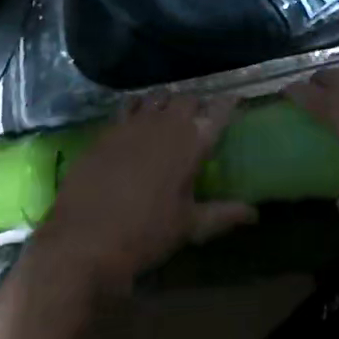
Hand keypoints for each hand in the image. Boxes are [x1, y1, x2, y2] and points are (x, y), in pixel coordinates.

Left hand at [31, 94, 256, 296]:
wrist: (83, 241)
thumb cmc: (145, 234)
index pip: (218, 111)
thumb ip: (223, 213)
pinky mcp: (106, 131)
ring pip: (156, 97)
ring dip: (167, 103)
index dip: (228, 104)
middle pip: (187, 99)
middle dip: (197, 105)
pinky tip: (136, 126)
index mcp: (191, 143)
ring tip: (168, 118)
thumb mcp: (189, 226)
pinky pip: (127, 108)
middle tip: (200, 120)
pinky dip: (137, 110)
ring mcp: (132, 124)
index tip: (235, 103)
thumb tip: (255, 214)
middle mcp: (164, 124)